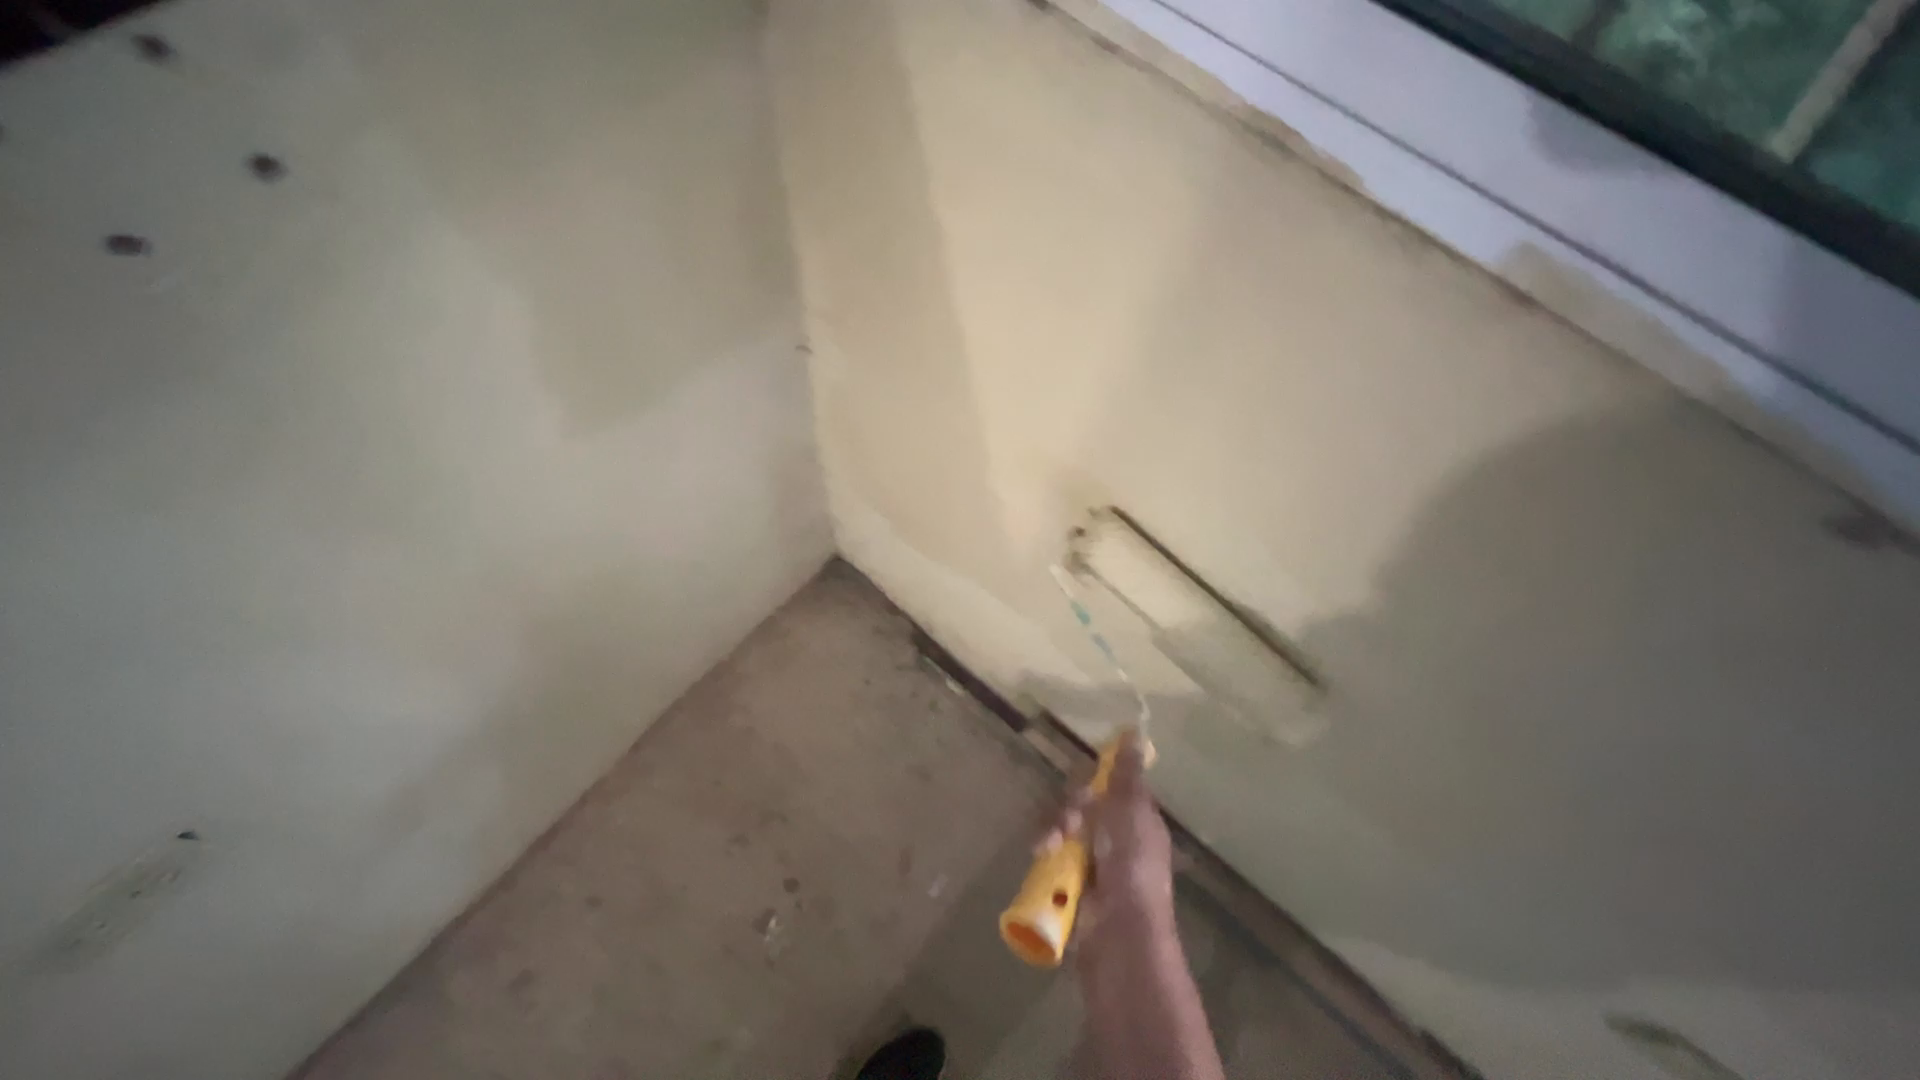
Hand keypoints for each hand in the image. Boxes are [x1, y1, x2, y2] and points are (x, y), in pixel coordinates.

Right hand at [1038, 731, 1174, 962]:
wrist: (1121, 936)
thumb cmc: (1131, 867)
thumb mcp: (1131, 812)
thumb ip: (1127, 774)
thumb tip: (1134, 732)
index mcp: (1138, 822)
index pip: (1112, 789)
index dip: (1094, 784)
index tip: (1085, 790)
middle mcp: (1118, 841)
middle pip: (1083, 809)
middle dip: (1068, 810)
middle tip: (1067, 824)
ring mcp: (1094, 866)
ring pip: (1064, 832)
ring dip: (1052, 832)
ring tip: (1046, 848)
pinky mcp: (1073, 888)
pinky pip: (1053, 860)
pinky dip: (1046, 858)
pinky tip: (1039, 860)